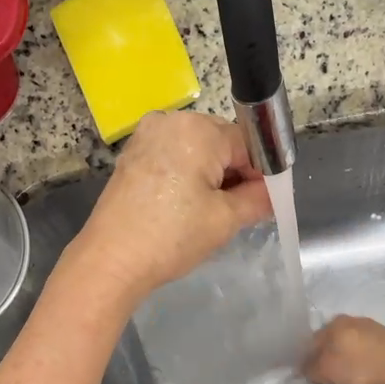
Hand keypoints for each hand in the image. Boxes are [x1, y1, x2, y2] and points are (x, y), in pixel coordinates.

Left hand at [68, 112, 273, 297]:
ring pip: (194, 153)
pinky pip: (171, 161)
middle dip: (231, 174)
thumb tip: (272, 193)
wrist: (111, 261)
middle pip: (219, 143)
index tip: (262, 202)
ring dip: (208, 179)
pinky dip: (184, 180)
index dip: (259, 173)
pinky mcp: (130, 158)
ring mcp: (145, 138)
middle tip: (233, 215)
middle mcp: (170, 122)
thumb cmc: (171, 238)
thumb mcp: (224, 221)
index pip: (246, 143)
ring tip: (205, 217)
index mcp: (198, 129)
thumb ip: (256, 200)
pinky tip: (181, 211)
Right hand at [304, 315, 384, 383]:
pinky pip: (366, 354)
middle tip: (322, 380)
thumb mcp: (327, 372)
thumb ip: (311, 368)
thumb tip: (303, 368)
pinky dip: (361, 365)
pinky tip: (364, 378)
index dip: (304, 360)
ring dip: (343, 362)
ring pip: (349, 347)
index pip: (310, 341)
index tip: (304, 378)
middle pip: (331, 342)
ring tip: (344, 381)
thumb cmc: (363, 371)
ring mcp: (376, 331)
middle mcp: (354, 321)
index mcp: (335, 323)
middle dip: (324, 359)